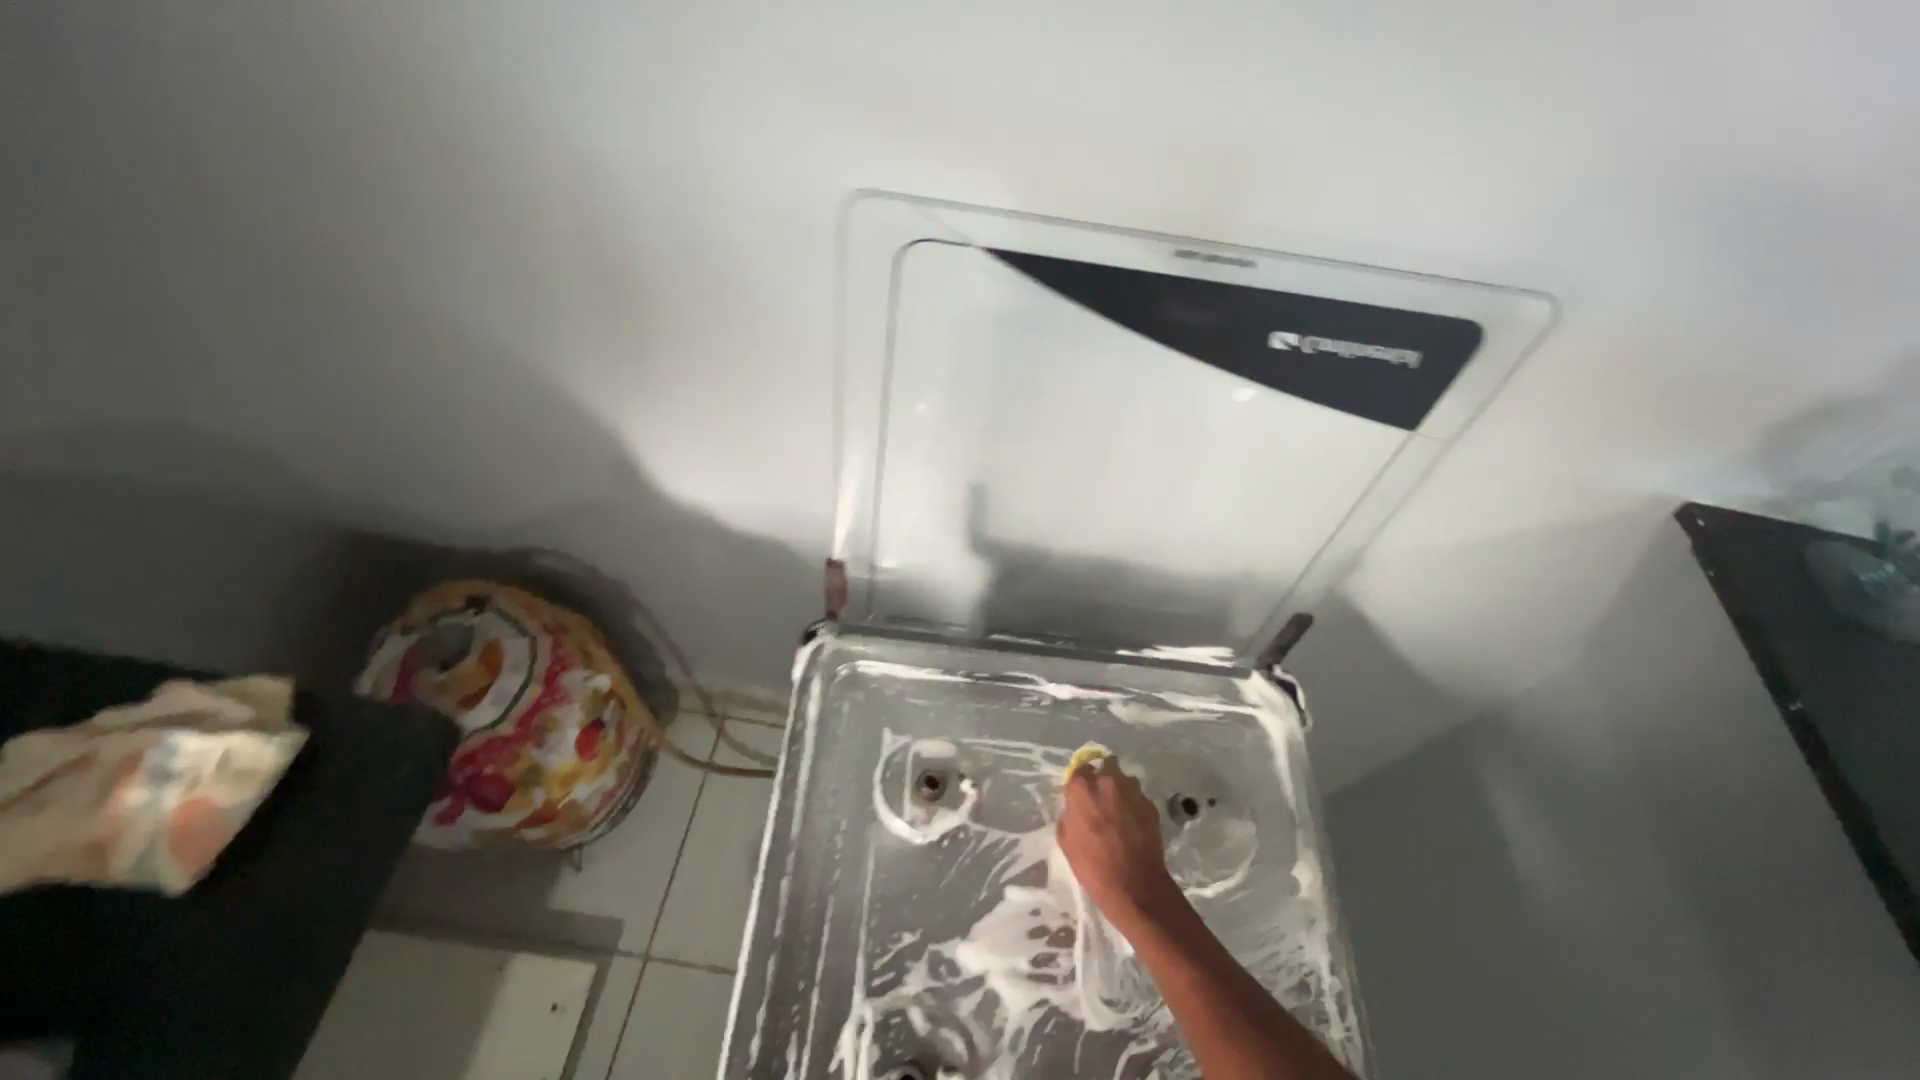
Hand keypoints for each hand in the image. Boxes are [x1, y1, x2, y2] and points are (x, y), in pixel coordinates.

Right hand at [1057, 755, 1184, 933]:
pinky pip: (1139, 797)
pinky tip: (1133, 824)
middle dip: (1103, 776)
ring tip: (1119, 811)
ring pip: (1125, 780)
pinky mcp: (1151, 805)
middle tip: (1100, 798)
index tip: (1080, 794)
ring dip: (1120, 789)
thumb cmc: (1092, 864)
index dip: (1080, 781)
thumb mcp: (1066, 840)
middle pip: (1106, 765)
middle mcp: (1109, 781)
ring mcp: (1134, 791)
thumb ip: (1070, 813)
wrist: (1134, 884)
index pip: (1079, 768)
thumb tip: (1076, 807)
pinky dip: (1134, 805)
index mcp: (1083, 787)